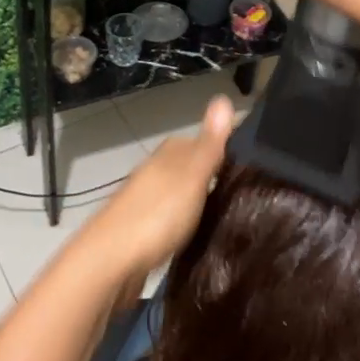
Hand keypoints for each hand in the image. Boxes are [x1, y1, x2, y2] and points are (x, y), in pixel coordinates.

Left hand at [80, 96, 233, 279]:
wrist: (108, 262)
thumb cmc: (156, 215)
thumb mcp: (192, 175)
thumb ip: (209, 143)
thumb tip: (224, 98)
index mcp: (168, 154)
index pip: (201, 141)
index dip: (224, 152)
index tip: (251, 168)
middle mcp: (155, 171)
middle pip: (189, 168)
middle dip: (212, 179)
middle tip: (244, 196)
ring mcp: (145, 201)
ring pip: (179, 194)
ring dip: (197, 203)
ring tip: (225, 217)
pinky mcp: (141, 232)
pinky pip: (170, 220)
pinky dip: (184, 224)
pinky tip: (196, 236)